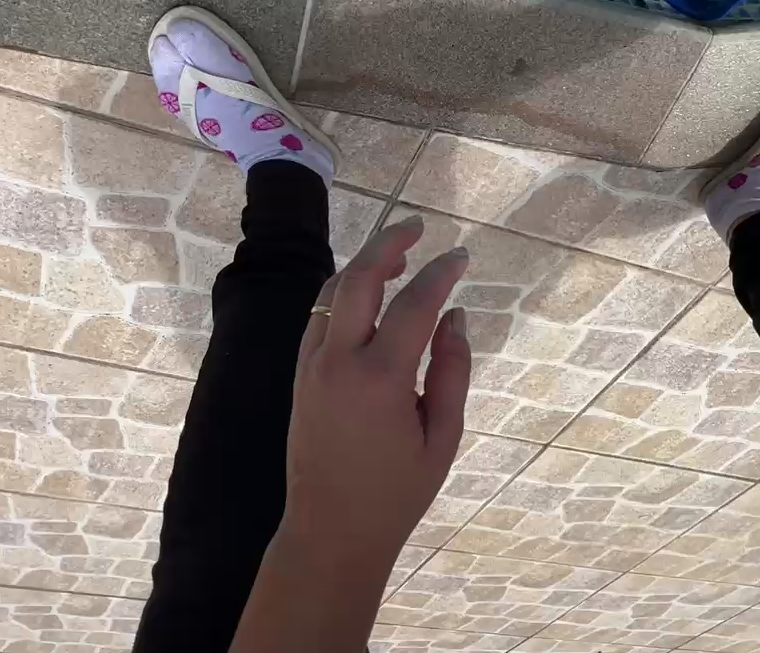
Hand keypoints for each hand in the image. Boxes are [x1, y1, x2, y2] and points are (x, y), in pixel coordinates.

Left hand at [279, 213, 470, 573]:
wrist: (328, 533)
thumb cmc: (395, 493)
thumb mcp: (442, 438)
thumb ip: (452, 370)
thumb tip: (455, 315)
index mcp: (380, 379)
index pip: (414, 304)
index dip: (441, 273)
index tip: (460, 256)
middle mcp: (338, 361)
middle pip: (359, 278)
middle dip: (390, 242)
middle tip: (418, 226)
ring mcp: (311, 365)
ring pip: (333, 291)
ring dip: (365, 264)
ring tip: (399, 255)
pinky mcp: (299, 373)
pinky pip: (320, 315)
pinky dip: (345, 292)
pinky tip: (368, 294)